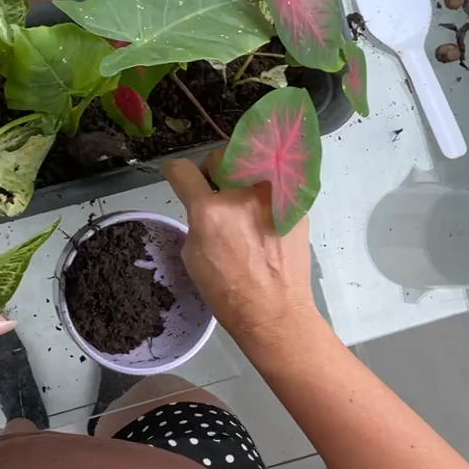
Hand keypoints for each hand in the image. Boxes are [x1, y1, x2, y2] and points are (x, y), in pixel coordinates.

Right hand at [163, 152, 319, 349]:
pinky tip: (264, 215)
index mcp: (209, 211)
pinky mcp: (294, 204)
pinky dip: (264, 193)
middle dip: (212, 170)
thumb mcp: (194, 255)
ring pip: (250, 164)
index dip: (174, 171)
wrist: (274, 311)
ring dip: (241, 177)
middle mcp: (241, 196)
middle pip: (219, 157)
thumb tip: (203, 205)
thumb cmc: (227, 291)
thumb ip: (196, 219)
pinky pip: (273, 184)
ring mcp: (272, 197)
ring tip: (243, 201)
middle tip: (214, 191)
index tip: (176, 174)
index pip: (183, 171)